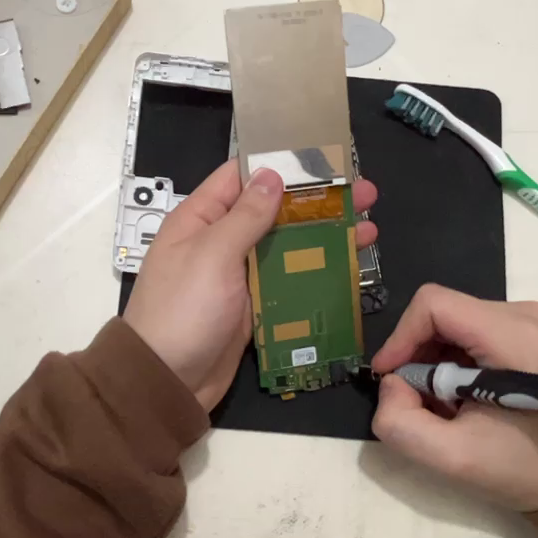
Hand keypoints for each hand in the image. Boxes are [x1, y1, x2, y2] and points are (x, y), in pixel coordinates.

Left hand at [125, 160, 378, 409]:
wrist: (168, 381)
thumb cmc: (182, 311)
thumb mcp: (211, 256)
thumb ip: (244, 216)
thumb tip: (271, 175)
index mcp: (200, 219)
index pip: (241, 177)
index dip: (281, 164)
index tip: (324, 156)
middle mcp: (220, 241)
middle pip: (273, 210)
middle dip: (318, 201)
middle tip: (366, 193)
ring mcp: (237, 274)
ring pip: (286, 245)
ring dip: (324, 235)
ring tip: (369, 228)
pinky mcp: (253, 304)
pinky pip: (288, 279)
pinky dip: (315, 271)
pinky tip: (348, 265)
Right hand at [370, 285, 537, 511]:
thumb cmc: (526, 468)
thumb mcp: (453, 459)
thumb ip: (402, 422)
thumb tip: (391, 385)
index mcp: (512, 334)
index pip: (433, 305)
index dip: (400, 338)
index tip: (389, 378)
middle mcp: (523, 314)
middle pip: (442, 313)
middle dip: (418, 355)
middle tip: (420, 400)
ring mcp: (529, 320)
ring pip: (453, 322)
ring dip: (434, 361)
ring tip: (444, 404)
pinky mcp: (529, 331)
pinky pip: (471, 331)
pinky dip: (453, 361)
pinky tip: (463, 395)